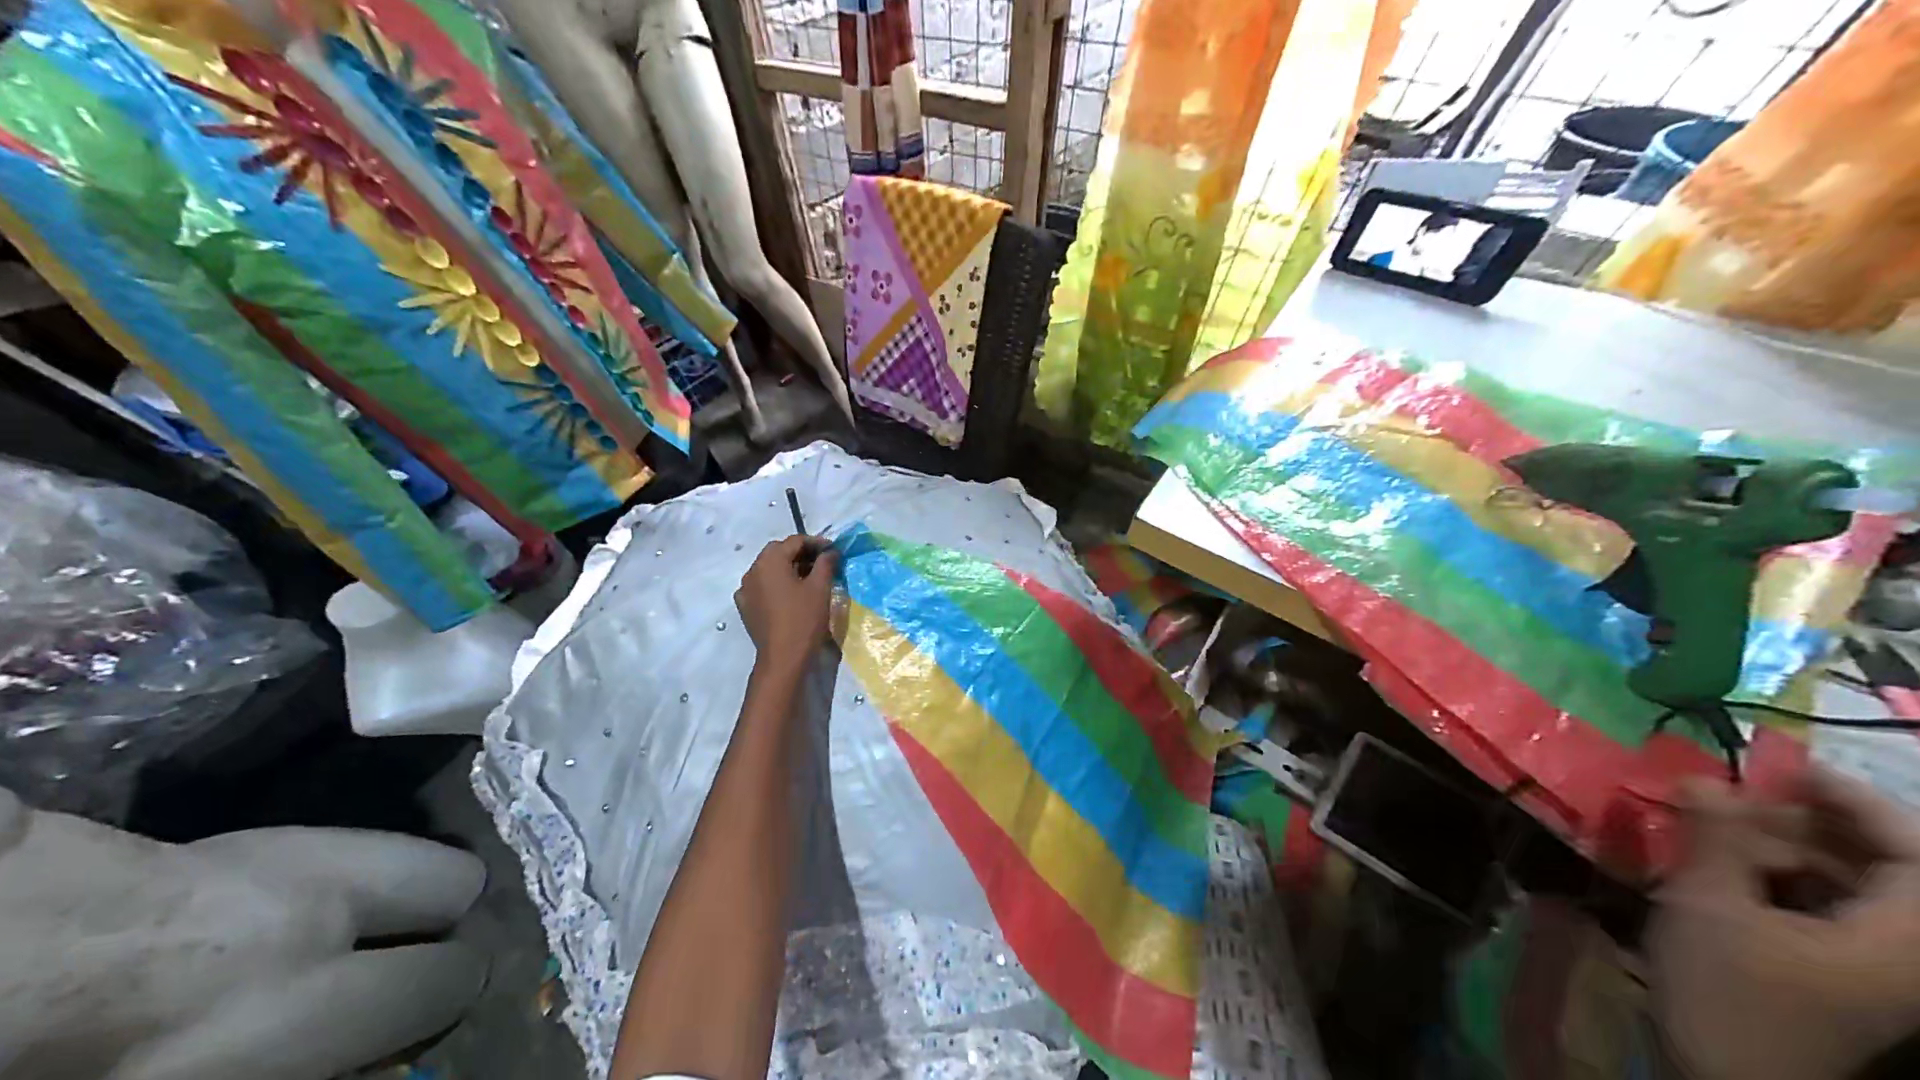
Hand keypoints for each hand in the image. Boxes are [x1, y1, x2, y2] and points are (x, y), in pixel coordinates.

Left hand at [733, 536, 836, 669]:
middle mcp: (752, 570)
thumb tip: (830, 551)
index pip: (794, 541)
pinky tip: (790, 594)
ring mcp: (745, 590)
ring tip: (809, 578)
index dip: (816, 543)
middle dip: (800, 553)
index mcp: (770, 561)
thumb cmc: (804, 619)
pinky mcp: (745, 607)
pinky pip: (761, 586)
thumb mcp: (820, 588)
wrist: (783, 658)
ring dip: (788, 568)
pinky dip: (776, 584)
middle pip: (778, 552)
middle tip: (822, 562)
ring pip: (768, 569)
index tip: (833, 550)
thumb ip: (826, 563)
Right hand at [1651, 772, 1919, 1079]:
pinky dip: (1780, 874)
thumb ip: (1713, 838)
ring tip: (1715, 825)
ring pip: (1849, 882)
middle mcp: (1908, 948)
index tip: (1781, 766)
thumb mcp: (1706, 906)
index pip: (1914, 850)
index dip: (1854, 800)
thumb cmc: (1727, 992)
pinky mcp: (1844, 971)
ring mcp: (1879, 964)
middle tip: (1730, 793)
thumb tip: (1705, 776)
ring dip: (1785, 845)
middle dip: (1806, 820)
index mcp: (1902, 938)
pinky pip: (1827, 904)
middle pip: (1883, 863)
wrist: (1729, 1078)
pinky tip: (1725, 866)